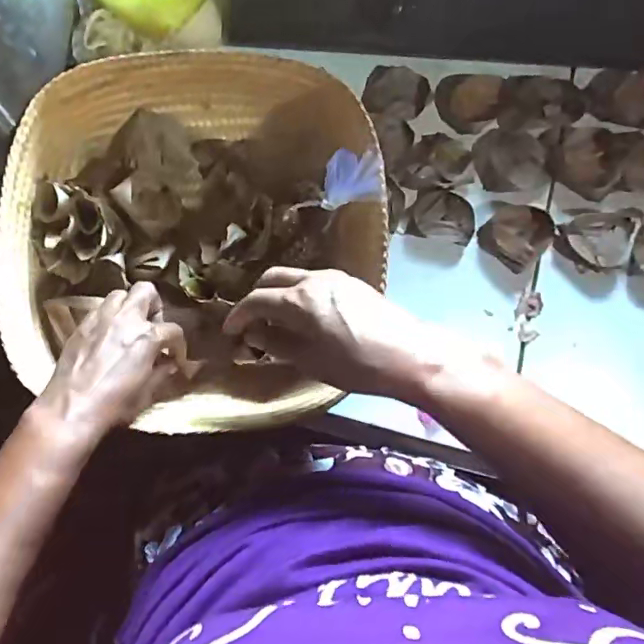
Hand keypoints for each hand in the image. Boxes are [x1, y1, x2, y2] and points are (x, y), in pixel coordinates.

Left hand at [35, 282, 186, 442]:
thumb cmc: (113, 405)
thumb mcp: (147, 393)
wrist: (71, 407)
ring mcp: (100, 318)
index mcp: (147, 336)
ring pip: (119, 294)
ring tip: (128, 328)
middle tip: (152, 328)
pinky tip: (107, 335)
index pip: (173, 330)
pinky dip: (108, 316)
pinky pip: (98, 308)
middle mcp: (124, 318)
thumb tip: (171, 364)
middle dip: (154, 306)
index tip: (175, 358)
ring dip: (128, 307)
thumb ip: (163, 373)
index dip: (178, 346)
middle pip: (145, 290)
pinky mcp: (81, 324)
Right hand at [223, 268, 484, 400]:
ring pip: (293, 277)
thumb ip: (275, 344)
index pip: (254, 301)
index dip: (237, 316)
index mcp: (297, 300)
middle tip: (251, 321)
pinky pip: (313, 281)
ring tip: (278, 319)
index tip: (230, 331)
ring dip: (278, 293)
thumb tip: (254, 335)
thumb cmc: (356, 365)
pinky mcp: (352, 283)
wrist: (414, 357)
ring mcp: (334, 278)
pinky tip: (305, 316)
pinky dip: (298, 293)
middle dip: (255, 297)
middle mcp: (312, 280)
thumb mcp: (308, 361)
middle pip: (271, 278)